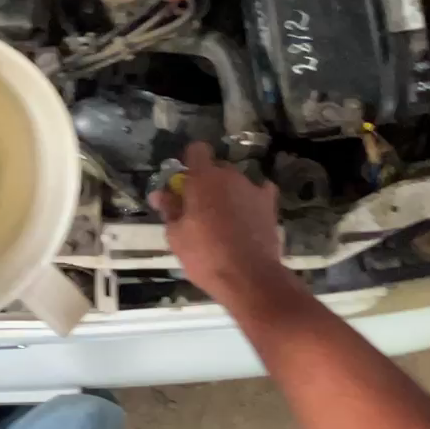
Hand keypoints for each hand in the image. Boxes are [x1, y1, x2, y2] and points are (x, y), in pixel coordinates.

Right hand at [149, 142, 302, 312]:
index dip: (189, 162)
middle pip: (216, 168)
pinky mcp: (270, 205)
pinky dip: (251, 201)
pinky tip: (247, 217)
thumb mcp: (176, 235)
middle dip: (207, 182)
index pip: (196, 150)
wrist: (249, 278)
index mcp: (203, 178)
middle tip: (199, 208)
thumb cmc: (205, 255)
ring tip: (224, 220)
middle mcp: (230, 176)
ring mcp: (253, 189)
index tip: (184, 182)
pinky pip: (259, 193)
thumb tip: (159, 194)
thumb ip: (169, 209)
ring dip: (228, 193)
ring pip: (236, 182)